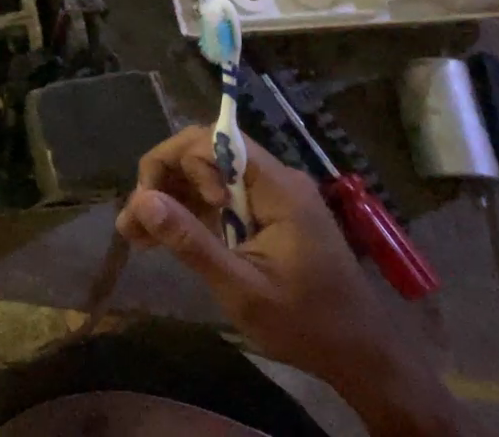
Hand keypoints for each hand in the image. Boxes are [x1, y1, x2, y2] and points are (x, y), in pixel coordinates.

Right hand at [115, 126, 400, 384]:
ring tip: (136, 233)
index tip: (159, 203)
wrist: (363, 358)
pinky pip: (218, 196)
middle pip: (204, 151)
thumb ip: (192, 241)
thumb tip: (140, 199)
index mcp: (278, 188)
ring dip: (170, 197)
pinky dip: (189, 211)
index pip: (213, 139)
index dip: (176, 161)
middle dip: (163, 179)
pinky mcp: (267, 214)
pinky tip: (162, 237)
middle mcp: (275, 180)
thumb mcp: (242, 289)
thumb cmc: (307, 324)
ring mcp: (272, 196)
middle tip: (135, 219)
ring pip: (206, 173)